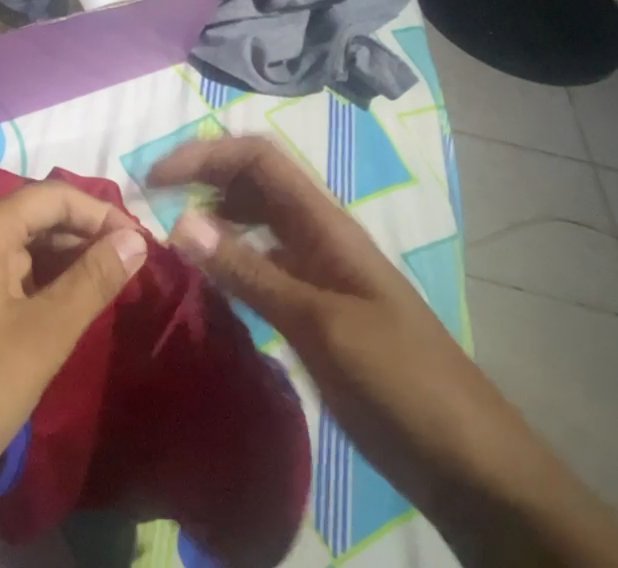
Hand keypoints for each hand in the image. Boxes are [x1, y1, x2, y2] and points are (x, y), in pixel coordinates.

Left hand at [0, 182, 147, 567]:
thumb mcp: (45, 335)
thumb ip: (94, 278)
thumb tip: (135, 238)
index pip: (52, 197)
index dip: (102, 214)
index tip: (141, 244)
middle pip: (24, 215)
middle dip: (77, 239)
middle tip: (124, 273)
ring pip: (1, 242)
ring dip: (48, 260)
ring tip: (92, 293)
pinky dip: (15, 277)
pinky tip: (41, 307)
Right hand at [151, 137, 617, 567]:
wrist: (468, 461)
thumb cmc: (403, 381)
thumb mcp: (321, 324)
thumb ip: (251, 272)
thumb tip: (180, 221)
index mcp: (328, 227)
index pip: (259, 160)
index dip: (204, 156)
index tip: (153, 182)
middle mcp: (318, 240)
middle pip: (253, 183)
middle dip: (202, 180)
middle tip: (149, 209)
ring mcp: (316, 277)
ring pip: (254, 225)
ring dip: (211, 220)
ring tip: (168, 244)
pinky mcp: (312, 314)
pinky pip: (259, 269)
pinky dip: (226, 264)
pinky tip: (204, 288)